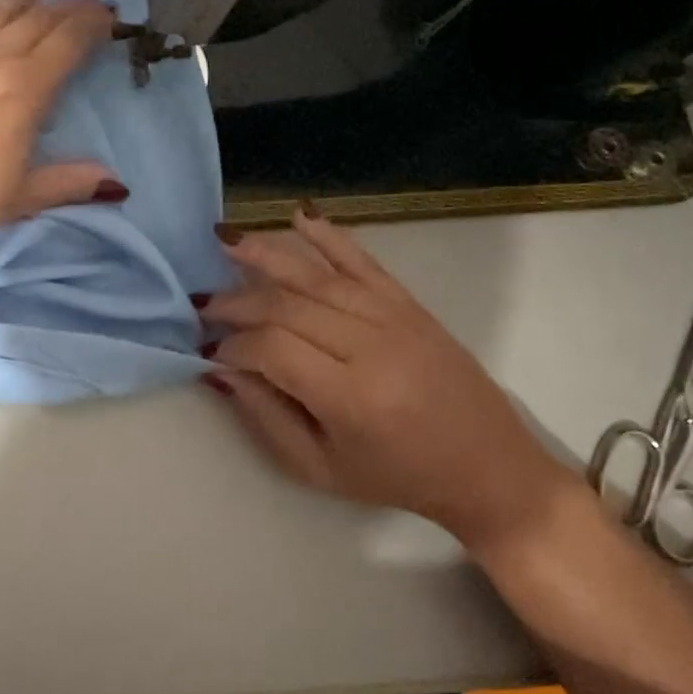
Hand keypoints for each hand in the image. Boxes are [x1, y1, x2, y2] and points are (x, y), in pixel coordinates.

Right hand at [199, 207, 584, 554]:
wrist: (489, 470)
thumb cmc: (398, 478)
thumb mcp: (319, 469)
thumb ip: (265, 418)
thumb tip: (221, 370)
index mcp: (350, 397)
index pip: (272, 348)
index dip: (232, 345)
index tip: (210, 352)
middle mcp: (372, 348)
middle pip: (288, 305)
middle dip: (237, 302)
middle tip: (203, 307)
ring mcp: (396, 319)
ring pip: (317, 276)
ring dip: (266, 255)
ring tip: (224, 242)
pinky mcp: (411, 305)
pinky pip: (363, 261)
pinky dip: (329, 236)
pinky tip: (299, 214)